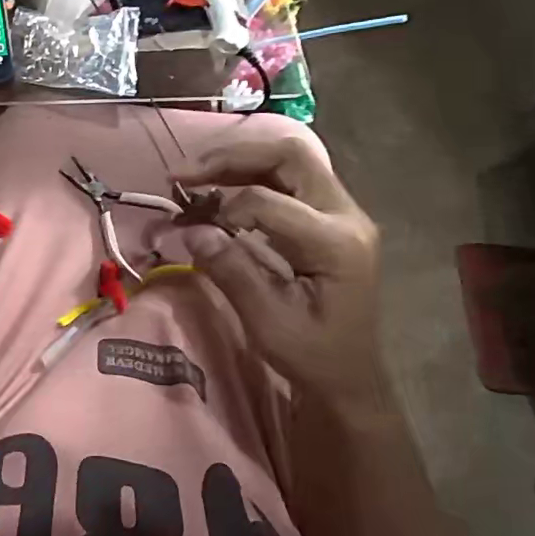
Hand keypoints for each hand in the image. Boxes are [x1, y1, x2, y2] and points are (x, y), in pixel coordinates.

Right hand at [176, 136, 383, 396]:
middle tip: (185, 174)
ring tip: (195, 177)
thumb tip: (192, 229)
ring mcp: (342, 213)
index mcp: (336, 242)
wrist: (349, 378)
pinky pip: (291, 180)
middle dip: (232, 158)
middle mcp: (346, 215)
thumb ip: (232, 271)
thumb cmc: (312, 355)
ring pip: (290, 161)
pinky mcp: (330, 218)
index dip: (224, 207)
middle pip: (289, 157)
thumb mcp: (268, 322)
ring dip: (240, 163)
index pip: (270, 200)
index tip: (194, 228)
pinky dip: (252, 177)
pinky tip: (222, 191)